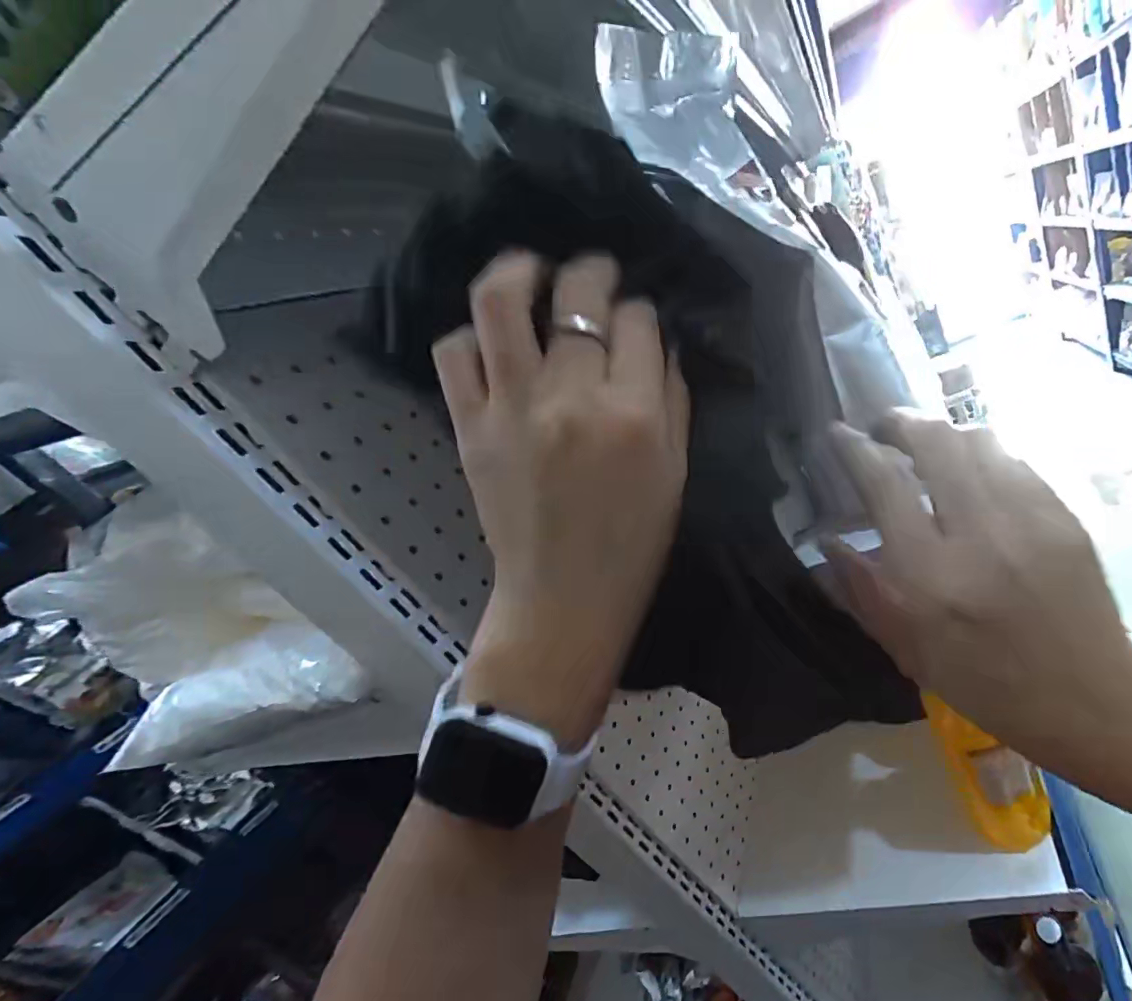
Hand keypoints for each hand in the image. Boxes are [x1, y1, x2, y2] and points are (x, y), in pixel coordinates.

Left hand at [435, 252, 689, 746]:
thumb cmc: (632, 545)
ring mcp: (513, 409)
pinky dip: (471, 337)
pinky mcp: (471, 428)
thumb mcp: (676, 473)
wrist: (563, 599)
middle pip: (578, 295)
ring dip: (518, 270)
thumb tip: (657, 343)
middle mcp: (574, 399)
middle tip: (594, 276)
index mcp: (636, 415)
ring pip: (500, 303)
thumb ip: (674, 401)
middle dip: (592, 272)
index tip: (636, 322)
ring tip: (532, 273)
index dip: (640, 310)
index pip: (638, 320)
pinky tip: (493, 345)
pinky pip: (455, 354)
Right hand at [822, 410, 1131, 746]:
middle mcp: (980, 535)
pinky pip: (1015, 462)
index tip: (838, 433)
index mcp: (930, 576)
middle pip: (936, 443)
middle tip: (882, 428)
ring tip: (925, 447)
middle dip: (901, 422)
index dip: (855, 449)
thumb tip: (828, 541)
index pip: (885, 485)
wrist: (1087, 698)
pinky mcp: (1064, 517)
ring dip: (943, 433)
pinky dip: (982, 454)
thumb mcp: (906, 648)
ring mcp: (1030, 520)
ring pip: (980, 441)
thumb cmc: (982, 683)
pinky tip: (972, 472)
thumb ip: (862, 589)